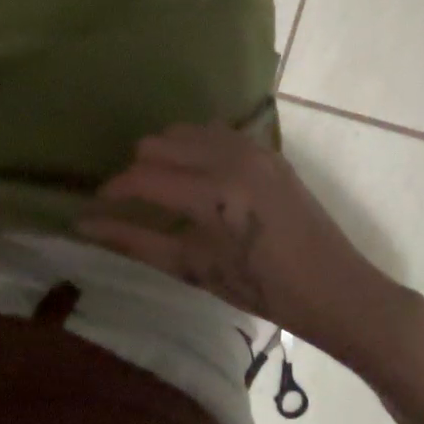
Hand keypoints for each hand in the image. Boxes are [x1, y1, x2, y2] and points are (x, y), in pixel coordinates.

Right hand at [77, 122, 421, 368]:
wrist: (339, 291)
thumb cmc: (262, 289)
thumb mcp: (193, 268)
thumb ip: (135, 241)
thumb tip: (84, 226)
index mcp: (213, 193)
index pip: (142, 177)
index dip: (112, 191)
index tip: (96, 208)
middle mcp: (231, 160)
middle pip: (157, 144)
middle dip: (137, 171)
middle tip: (133, 204)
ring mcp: (253, 150)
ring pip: (183, 132)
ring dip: (165, 156)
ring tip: (163, 190)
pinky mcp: (268, 151)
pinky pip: (215, 132)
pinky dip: (194, 148)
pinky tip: (196, 177)